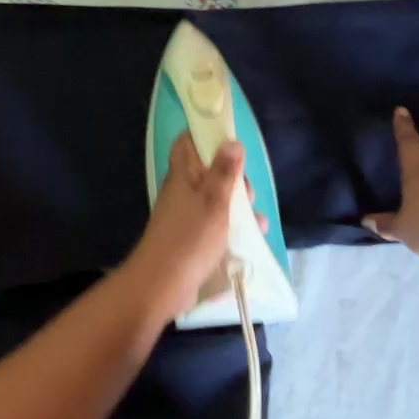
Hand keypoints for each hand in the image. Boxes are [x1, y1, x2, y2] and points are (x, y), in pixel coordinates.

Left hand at [121, 133, 247, 322]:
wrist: (163, 284)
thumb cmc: (190, 237)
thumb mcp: (214, 201)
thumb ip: (224, 172)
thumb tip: (231, 141)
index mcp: (183, 175)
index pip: (188, 142)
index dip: (206, 134)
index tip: (230, 139)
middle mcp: (183, 190)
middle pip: (209, 171)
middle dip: (233, 177)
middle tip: (246, 193)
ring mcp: (187, 214)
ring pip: (217, 198)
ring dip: (238, 205)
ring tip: (254, 220)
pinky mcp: (193, 237)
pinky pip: (217, 222)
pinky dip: (233, 226)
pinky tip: (252, 236)